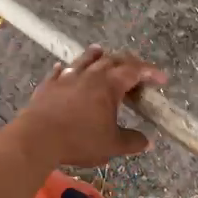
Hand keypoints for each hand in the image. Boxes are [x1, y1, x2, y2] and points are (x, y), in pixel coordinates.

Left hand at [11, 46, 167, 166]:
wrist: (37, 138)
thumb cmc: (79, 140)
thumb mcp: (112, 145)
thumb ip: (131, 141)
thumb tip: (147, 141)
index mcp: (108, 85)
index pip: (134, 70)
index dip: (149, 72)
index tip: (160, 79)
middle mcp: (88, 75)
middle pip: (110, 60)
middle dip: (126, 62)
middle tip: (135, 68)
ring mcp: (65, 77)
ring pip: (84, 59)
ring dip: (96, 55)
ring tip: (101, 51)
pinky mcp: (47, 84)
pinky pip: (60, 70)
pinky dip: (68, 68)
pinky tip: (65, 68)